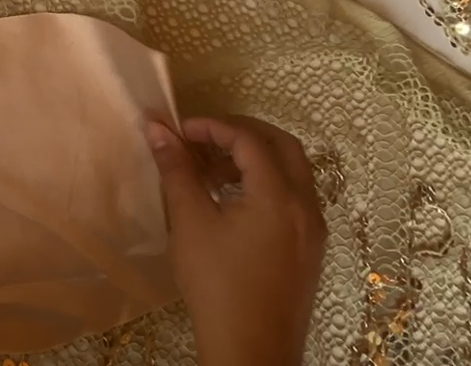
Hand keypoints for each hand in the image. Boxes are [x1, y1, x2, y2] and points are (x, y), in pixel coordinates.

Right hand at [144, 116, 325, 365]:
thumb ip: (176, 168)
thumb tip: (157, 128)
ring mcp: (313, 231)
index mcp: (280, 197)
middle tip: (202, 138)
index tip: (178, 132)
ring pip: (291, 171)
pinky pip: (292, 196)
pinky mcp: (308, 249)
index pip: (248, 139)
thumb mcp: (190, 219)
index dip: (211, 127)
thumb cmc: (217, 281)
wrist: (250, 349)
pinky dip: (263, 182)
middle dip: (239, 132)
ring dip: (251, 157)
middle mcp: (306, 208)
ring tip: (209, 168)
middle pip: (282, 146)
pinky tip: (229, 198)